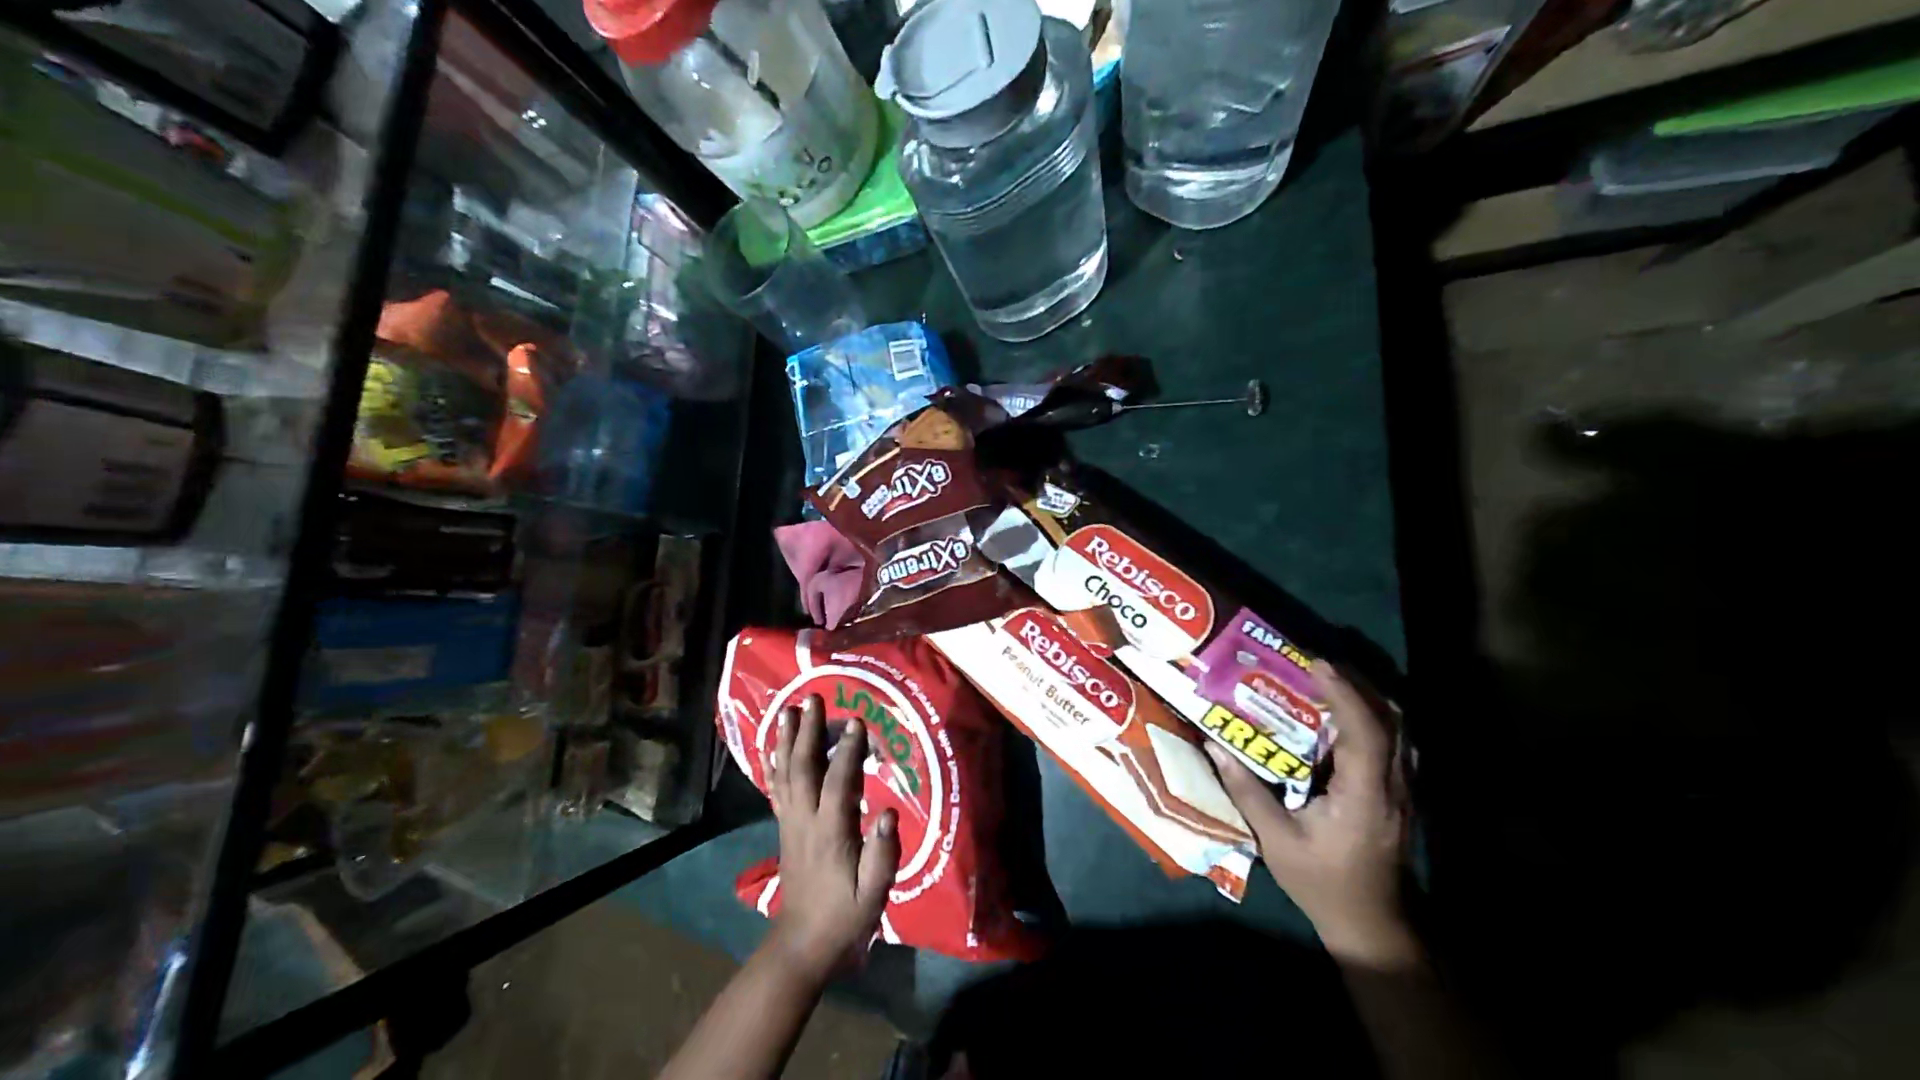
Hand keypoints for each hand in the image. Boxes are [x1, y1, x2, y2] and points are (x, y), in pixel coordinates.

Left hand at [762, 695, 899, 981]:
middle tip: (811, 699)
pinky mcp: (784, 829)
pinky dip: (774, 766)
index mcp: (831, 832)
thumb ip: (883, 853)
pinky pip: (777, 790)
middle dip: (807, 731)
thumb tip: (888, 812)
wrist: (805, 943)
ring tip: (787, 711)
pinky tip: (773, 749)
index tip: (856, 721)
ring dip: (786, 740)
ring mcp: (791, 823)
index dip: (847, 751)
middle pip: (803, 768)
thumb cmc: (846, 914)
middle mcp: (806, 820)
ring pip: (785, 774)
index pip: (839, 783)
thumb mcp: (875, 892)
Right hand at [1206, 664, 1416, 966]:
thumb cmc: (1320, 881)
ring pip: (1399, 730)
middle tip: (1318, 666)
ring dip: (1369, 699)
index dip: (1344, 693)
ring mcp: (1403, 790)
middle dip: (1357, 685)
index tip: (1316, 663)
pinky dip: (1374, 719)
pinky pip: (1396, 743)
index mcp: (1365, 795)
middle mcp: (1393, 786)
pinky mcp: (1401, 795)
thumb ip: (1247, 790)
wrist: (1369, 922)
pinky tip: (1345, 718)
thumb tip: (1215, 746)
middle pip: (1391, 721)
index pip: (1364, 731)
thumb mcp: (1276, 839)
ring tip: (1330, 682)